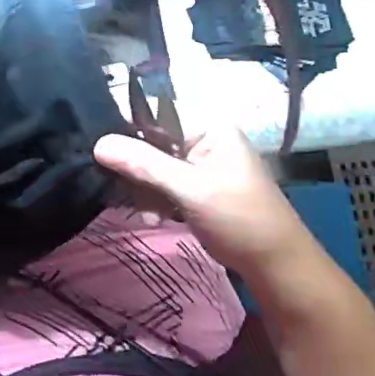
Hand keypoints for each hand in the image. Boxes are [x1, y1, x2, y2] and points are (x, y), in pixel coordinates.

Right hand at [94, 126, 316, 276]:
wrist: (276, 265)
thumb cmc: (240, 219)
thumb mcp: (191, 190)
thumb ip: (145, 165)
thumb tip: (98, 144)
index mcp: (206, 125)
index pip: (152, 110)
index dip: (123, 126)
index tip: (100, 149)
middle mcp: (199, 136)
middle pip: (147, 138)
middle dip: (133, 166)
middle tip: (123, 190)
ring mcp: (196, 161)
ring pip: (148, 162)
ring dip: (141, 188)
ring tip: (146, 213)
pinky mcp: (191, 183)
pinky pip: (158, 181)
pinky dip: (151, 198)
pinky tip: (153, 218)